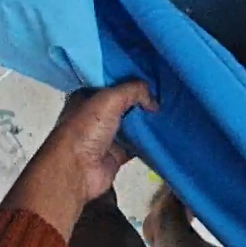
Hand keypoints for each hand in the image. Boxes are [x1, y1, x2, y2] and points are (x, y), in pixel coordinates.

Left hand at [2, 81, 155, 236]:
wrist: (77, 170)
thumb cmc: (85, 129)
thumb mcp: (110, 99)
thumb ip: (134, 91)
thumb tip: (153, 100)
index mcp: (87, 96)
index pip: (112, 82)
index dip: (131, 79)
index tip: (152, 77)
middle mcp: (95, 115)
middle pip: (124, 103)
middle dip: (142, 100)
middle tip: (165, 94)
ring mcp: (106, 135)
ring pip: (132, 124)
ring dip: (147, 121)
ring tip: (168, 112)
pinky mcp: (116, 154)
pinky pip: (137, 145)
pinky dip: (149, 141)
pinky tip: (164, 133)